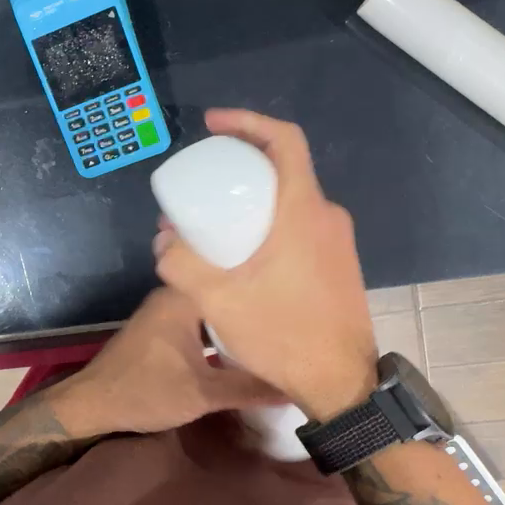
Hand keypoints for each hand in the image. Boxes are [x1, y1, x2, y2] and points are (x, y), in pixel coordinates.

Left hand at [44, 287, 284, 435]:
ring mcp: (163, 310)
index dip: (265, 294)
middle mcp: (173, 295)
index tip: (298, 303)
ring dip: (235, 324)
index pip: (233, 281)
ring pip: (211, 310)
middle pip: (223, 295)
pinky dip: (217, 332)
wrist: (92, 403)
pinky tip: (240, 347)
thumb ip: (250, 388)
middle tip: (293, 323)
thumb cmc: (146, 391)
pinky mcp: (159, 328)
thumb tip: (295, 386)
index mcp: (184, 298)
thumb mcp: (204, 394)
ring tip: (273, 335)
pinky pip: (198, 321)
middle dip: (252, 310)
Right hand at [153, 109, 378, 420]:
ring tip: (211, 223)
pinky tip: (240, 254)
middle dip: (238, 168)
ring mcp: (337, 241)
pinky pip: (298, 226)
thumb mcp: (218, 300)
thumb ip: (183, 265)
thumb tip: (164, 242)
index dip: (248, 122)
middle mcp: (326, 216)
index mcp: (303, 211)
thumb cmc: (283, 335)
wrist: (340, 382)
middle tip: (201, 185)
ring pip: (289, 201)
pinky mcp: (337, 263)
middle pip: (283, 169)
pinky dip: (267, 224)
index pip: (285, 140)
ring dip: (252, 202)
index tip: (213, 126)